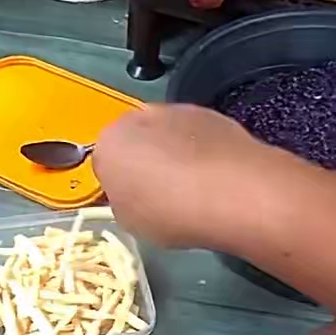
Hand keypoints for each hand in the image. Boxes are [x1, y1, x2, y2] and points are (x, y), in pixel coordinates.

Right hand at [93, 104, 297, 249]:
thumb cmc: (172, 212)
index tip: (136, 203)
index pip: (104, 163)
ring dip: (175, 155)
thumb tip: (135, 198)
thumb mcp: (131, 223)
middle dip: (146, 164)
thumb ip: (124, 202)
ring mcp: (178, 111)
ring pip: (168, 135)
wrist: (231, 192)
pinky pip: (198, 136)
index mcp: (108, 142)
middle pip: (136, 142)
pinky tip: (214, 177)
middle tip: (164, 196)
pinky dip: (202, 151)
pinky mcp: (212, 114)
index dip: (120, 187)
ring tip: (194, 189)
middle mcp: (139, 117)